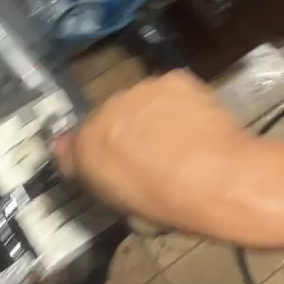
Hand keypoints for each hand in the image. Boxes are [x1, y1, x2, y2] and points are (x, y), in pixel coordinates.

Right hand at [55, 70, 283, 243]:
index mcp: (89, 145)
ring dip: (151, 115)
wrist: (220, 178)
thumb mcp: (123, 202)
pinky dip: (179, 102)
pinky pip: (170, 90)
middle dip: (125, 132)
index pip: (80, 142)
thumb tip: (63, 148)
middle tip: (152, 156)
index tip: (120, 167)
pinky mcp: (174, 79)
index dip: (101, 154)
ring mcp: (141, 90)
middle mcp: (107, 110)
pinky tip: (196, 123)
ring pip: (140, 101)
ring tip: (179, 140)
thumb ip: (91, 171)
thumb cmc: (171, 204)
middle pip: (111, 117)